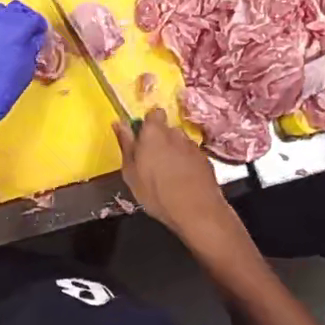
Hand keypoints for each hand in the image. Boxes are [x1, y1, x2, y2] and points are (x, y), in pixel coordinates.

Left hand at [0, 0, 47, 135]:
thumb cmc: (8, 84)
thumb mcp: (29, 65)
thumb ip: (32, 45)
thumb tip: (33, 37)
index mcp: (18, 27)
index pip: (33, 17)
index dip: (39, 25)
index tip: (41, 33)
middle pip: (14, 8)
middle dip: (23, 16)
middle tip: (26, 30)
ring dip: (5, 19)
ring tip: (9, 34)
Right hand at [114, 108, 238, 244]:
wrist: (197, 211)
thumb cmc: (156, 192)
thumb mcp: (130, 172)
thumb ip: (126, 144)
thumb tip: (119, 122)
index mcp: (153, 133)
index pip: (153, 113)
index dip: (148, 124)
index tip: (141, 139)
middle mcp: (175, 134)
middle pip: (166, 129)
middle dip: (159, 140)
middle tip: (150, 161)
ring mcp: (193, 146)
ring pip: (179, 143)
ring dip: (173, 152)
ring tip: (167, 174)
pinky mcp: (206, 160)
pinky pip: (191, 156)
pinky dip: (186, 163)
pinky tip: (181, 181)